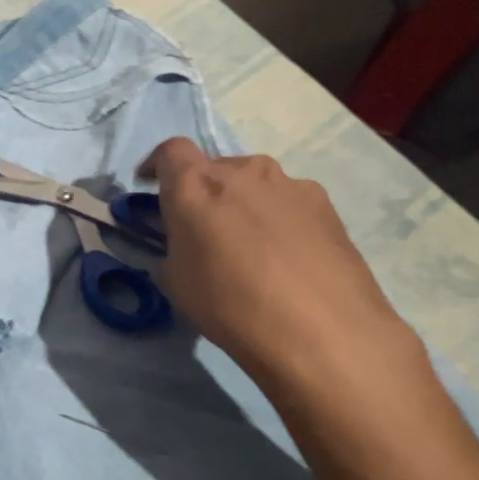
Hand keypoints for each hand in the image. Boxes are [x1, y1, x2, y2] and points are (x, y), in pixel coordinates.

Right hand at [145, 138, 419, 382]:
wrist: (320, 329)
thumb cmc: (228, 302)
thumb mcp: (174, 278)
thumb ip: (173, 245)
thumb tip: (183, 240)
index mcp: (195, 185)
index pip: (170, 150)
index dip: (157, 165)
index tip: (152, 188)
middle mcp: (243, 172)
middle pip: (215, 166)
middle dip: (203, 190)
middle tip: (202, 228)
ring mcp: (291, 185)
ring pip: (254, 184)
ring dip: (242, 203)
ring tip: (247, 245)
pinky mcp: (326, 205)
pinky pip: (287, 201)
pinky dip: (276, 218)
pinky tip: (282, 256)